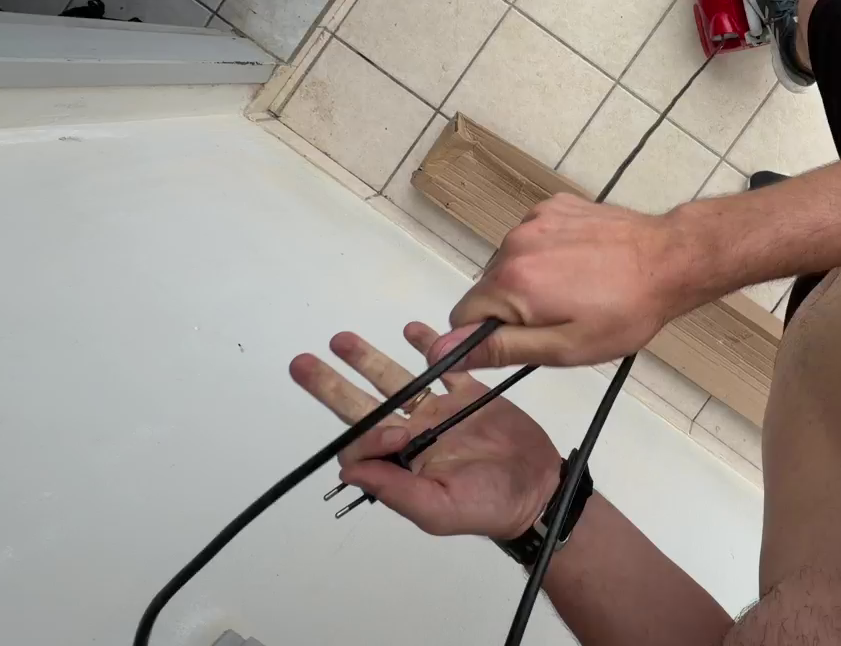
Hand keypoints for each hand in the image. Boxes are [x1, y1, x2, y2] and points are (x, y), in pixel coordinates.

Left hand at [289, 323, 560, 539]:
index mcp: (403, 460)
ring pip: (399, 378)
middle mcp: (417, 431)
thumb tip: (350, 468)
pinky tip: (412, 331)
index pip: (367, 437)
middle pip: (367, 402)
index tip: (397, 434)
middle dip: (334, 382)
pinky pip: (446, 365)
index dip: (369, 432)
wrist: (537, 487)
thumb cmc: (488, 504)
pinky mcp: (473, 391)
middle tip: (302, 363)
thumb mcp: (437, 509)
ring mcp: (443, 408)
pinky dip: (429, 346)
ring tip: (342, 340)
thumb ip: (395, 489)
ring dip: (370, 359)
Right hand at [430, 194, 704, 369]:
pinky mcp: (557, 204)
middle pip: (488, 286)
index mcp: (512, 279)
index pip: (462, 315)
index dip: (486, 337)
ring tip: (577, 289)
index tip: (524, 341)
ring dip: (531, 279)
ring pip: (511, 261)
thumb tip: (442, 351)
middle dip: (513, 308)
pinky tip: (582, 263)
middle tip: (561, 317)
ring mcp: (537, 217)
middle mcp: (515, 241)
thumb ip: (501, 348)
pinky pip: (534, 236)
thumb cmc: (625, 311)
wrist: (671, 259)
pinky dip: (548, 252)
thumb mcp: (564, 347)